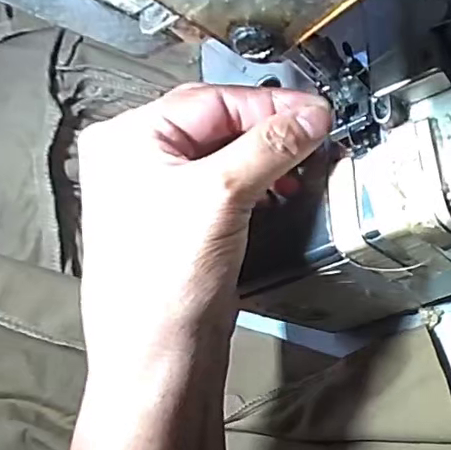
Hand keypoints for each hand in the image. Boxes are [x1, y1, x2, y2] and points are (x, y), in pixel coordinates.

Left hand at [74, 83, 331, 364]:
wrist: (162, 349)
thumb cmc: (164, 279)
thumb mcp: (222, 194)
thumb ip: (271, 146)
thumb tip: (311, 116)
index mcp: (131, 138)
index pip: (216, 100)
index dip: (272, 105)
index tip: (318, 113)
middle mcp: (143, 161)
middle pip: (224, 125)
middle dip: (276, 131)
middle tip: (319, 137)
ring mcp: (167, 194)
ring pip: (232, 156)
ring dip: (274, 159)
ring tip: (305, 168)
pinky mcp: (191, 224)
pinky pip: (234, 187)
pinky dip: (264, 184)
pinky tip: (283, 193)